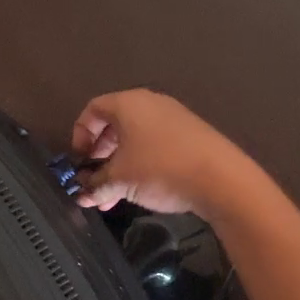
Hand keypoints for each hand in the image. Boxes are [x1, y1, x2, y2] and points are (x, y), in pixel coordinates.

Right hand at [69, 90, 260, 216]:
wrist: (220, 177)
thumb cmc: (159, 169)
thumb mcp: (120, 180)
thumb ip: (96, 185)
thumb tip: (82, 194)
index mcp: (129, 104)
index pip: (93, 109)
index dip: (80, 135)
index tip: (80, 161)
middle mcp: (151, 104)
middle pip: (115, 123)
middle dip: (100, 154)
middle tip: (95, 179)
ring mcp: (174, 118)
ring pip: (136, 138)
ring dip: (120, 165)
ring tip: (113, 196)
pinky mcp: (191, 135)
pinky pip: (156, 145)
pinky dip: (142, 164)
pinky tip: (140, 191)